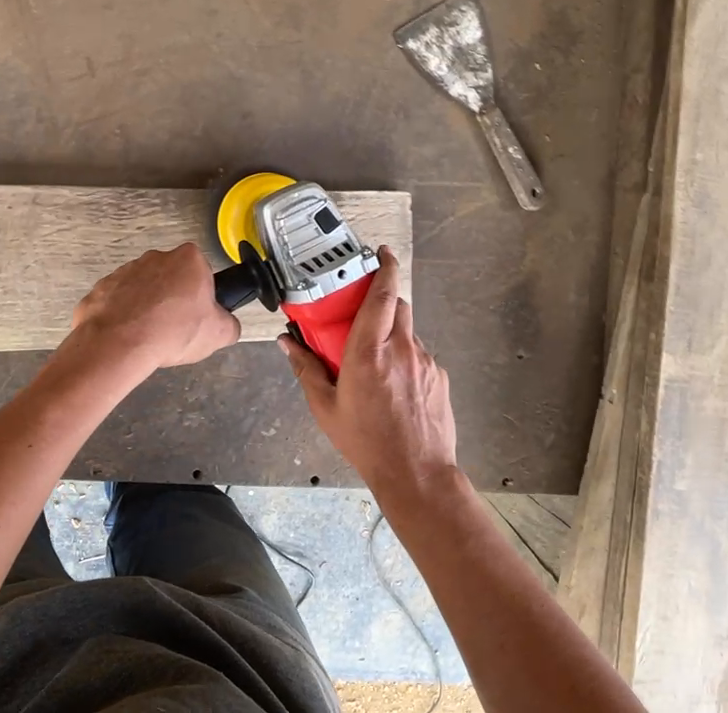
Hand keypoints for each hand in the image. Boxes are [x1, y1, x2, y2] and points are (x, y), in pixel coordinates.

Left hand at [68, 243, 243, 371]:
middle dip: (173, 298)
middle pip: (172, 277)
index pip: (202, 272)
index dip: (201, 296)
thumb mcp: (220, 334)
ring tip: (151, 336)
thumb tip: (227, 326)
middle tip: (176, 327)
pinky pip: (120, 301)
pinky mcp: (103, 287)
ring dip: (148, 307)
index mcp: (188, 259)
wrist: (120, 344)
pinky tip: (130, 335)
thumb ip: (230, 325)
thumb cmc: (171, 332)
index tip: (198, 314)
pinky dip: (124, 316)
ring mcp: (126, 270)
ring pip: (144, 289)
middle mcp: (156, 257)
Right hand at [283, 246, 458, 495]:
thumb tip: (288, 343)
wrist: (417, 473)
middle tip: (364, 310)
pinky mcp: (439, 377)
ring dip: (393, 334)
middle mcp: (401, 349)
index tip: (381, 253)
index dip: (384, 267)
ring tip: (376, 361)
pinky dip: (406, 358)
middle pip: (398, 304)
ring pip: (409, 331)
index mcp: (369, 352)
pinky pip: (420, 355)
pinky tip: (394, 386)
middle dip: (383, 299)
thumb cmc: (368, 443)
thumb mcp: (326, 407)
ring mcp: (425, 362)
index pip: (382, 294)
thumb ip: (306, 368)